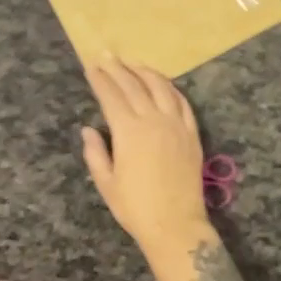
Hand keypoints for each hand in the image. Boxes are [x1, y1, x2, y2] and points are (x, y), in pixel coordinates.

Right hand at [80, 57, 209, 247]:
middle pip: (134, 85)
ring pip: (161, 87)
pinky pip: (182, 102)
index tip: (90, 67)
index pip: (111, 95)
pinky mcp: (192, 134)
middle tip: (106, 55)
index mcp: (128, 131)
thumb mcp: (107, 183)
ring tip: (133, 63)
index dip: (99, 79)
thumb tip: (89, 130)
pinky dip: (171, 88)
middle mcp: (153, 120)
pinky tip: (163, 84)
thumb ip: (96, 153)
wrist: (175, 224)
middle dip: (118, 68)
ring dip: (145, 71)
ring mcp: (176, 125)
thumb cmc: (135, 208)